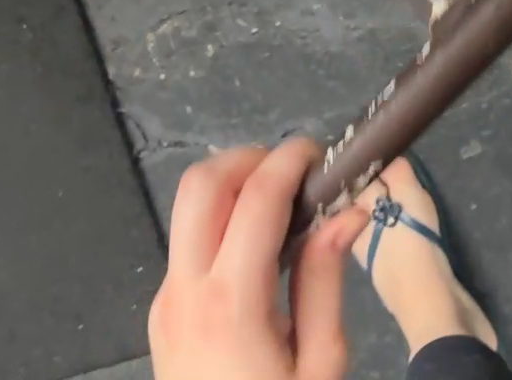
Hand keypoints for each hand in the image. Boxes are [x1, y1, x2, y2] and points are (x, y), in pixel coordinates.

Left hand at [150, 138, 370, 379]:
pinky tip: (265, 239)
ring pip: (189, 206)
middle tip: (297, 172)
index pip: (256, 198)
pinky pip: (191, 237)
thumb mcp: (320, 361)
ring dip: (237, 182)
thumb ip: (326, 279)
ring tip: (285, 200)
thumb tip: (348, 211)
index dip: (292, 159)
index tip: (324, 153)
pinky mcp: (163, 309)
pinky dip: (227, 215)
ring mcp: (165, 299)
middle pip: (201, 185)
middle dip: (252, 157)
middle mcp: (185, 290)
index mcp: (230, 302)